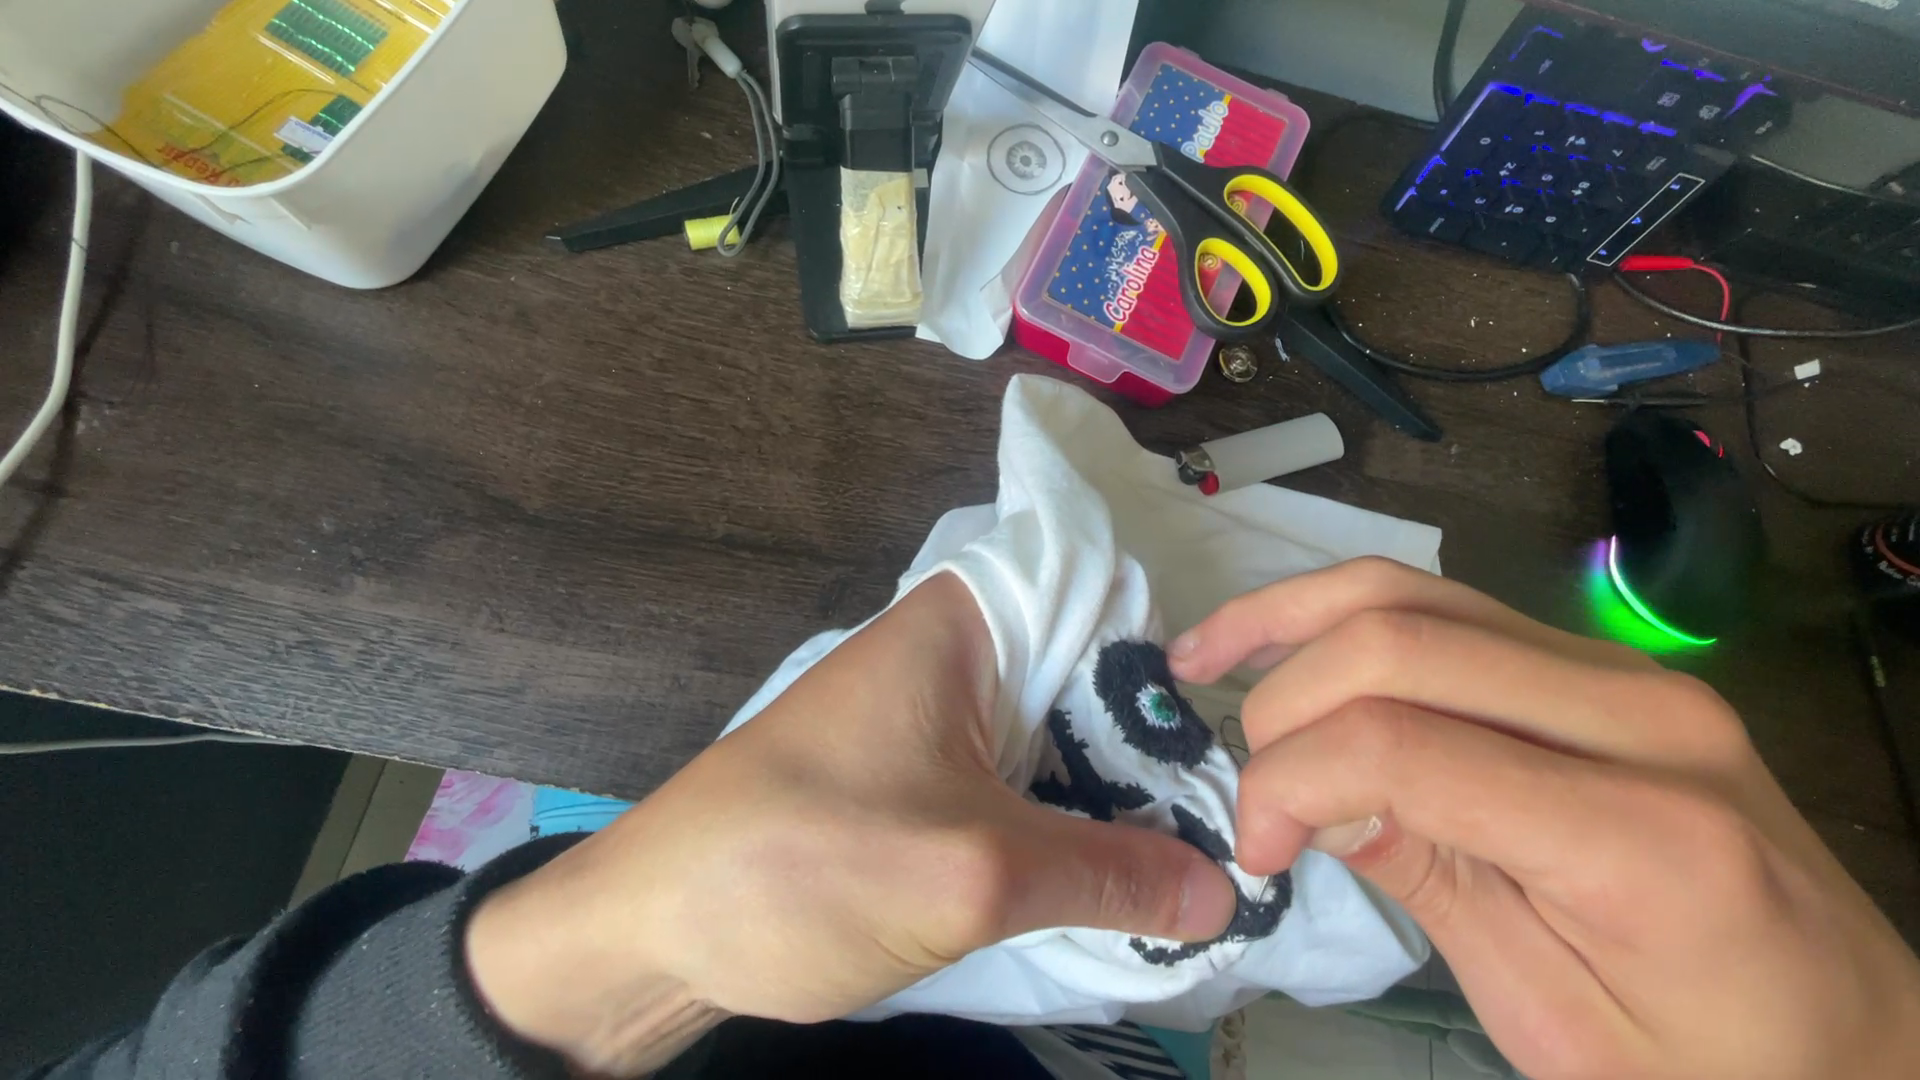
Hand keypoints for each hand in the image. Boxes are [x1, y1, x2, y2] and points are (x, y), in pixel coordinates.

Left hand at [465, 573, 1236, 1075]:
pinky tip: (1119, 865)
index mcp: (961, 622)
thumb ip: (1107, 872)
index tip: (1240, 731)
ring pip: (1055, 733)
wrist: (660, 926)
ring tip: (1199, 845)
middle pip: (1085, 675)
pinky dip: (1065, 816)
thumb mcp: (974, 872)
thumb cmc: (807, 863)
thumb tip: (1222, 890)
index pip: (1099, 599)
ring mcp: (933, 712)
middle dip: (1152, 743)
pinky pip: (1018, 777)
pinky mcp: (919, 770)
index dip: (1173, 662)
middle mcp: (952, 649)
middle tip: (1239, 810)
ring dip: (1112, 790)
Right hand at [1171, 558, 1919, 1079]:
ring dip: (1282, 619)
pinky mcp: (1582, 653)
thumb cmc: (1707, 1062)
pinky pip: (1431, 599)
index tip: (1256, 848)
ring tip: (1203, 655)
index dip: (1289, 782)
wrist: (1863, 1032)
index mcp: (1642, 834)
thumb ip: (1424, 877)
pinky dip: (1333, 611)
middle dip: (1281, 707)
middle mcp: (1635, 711)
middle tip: (1249, 784)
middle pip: (1392, 644)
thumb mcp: (1551, 1016)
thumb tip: (1305, 794)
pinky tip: (1279, 635)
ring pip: (1402, 591)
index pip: (1399, 748)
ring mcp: (1612, 664)